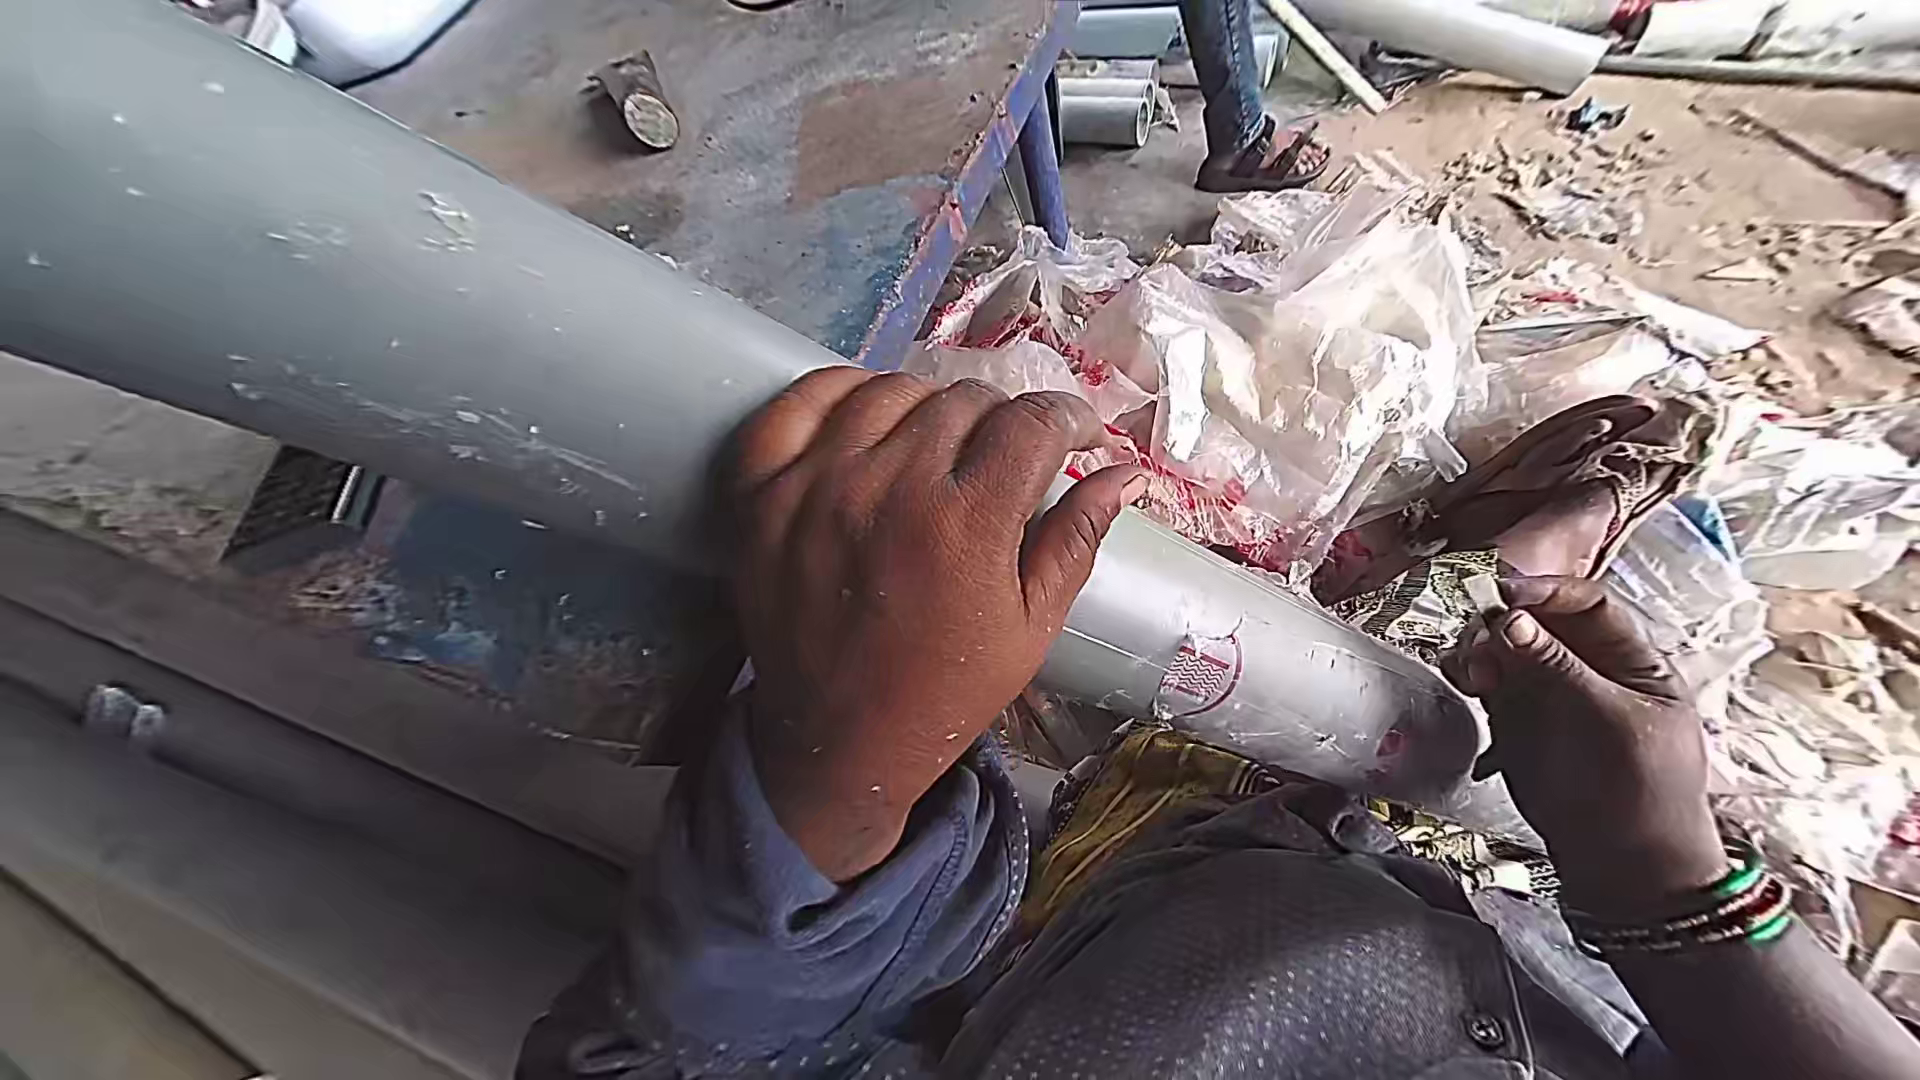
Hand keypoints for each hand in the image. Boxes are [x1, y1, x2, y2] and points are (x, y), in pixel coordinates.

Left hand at [726, 368, 1145, 880]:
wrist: (839, 740)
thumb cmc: (946, 689)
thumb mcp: (1031, 627)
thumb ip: (1078, 540)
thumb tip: (1126, 474)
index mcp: (966, 526)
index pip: (1032, 423)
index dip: (1068, 418)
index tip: (1075, 434)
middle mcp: (889, 488)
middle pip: (964, 400)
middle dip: (1005, 419)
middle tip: (1008, 454)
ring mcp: (815, 484)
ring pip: (892, 390)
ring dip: (933, 407)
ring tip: (944, 443)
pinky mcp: (761, 492)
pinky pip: (801, 401)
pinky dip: (842, 392)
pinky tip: (870, 416)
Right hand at [1443, 577, 1726, 919]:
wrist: (1615, 852)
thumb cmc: (1638, 785)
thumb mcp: (1608, 719)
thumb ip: (1557, 665)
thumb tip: (1509, 618)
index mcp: (1627, 660)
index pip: (1586, 603)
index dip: (1545, 591)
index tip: (1501, 594)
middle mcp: (1580, 663)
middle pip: (1529, 617)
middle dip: (1498, 624)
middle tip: (1482, 647)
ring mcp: (1541, 684)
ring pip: (1495, 641)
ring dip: (1475, 648)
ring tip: (1474, 676)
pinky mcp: (1508, 705)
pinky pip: (1477, 669)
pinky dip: (1463, 668)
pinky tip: (1465, 683)